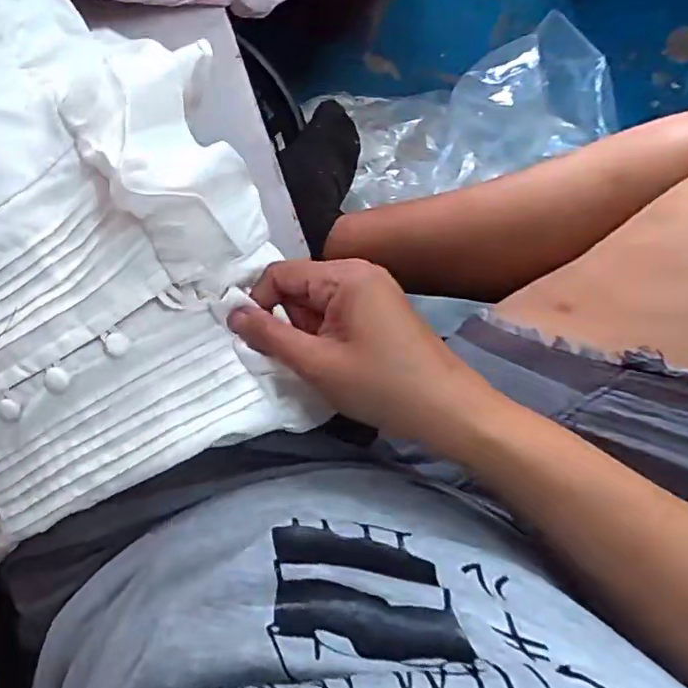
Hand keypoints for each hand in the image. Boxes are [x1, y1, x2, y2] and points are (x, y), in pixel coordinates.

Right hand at [228, 258, 510, 454]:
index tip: (255, 339)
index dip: (259, 303)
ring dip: (303, 331)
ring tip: (318, 364)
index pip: (279, 274)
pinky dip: (322, 335)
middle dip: (284, 320)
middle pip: (295, 286)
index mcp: (345, 275)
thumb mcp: (315, 363)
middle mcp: (359, 272)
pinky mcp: (380, 310)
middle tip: (293, 357)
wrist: (456, 415)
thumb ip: (267, 334)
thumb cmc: (383, 386)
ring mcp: (373, 290)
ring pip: (311, 302)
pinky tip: (334, 362)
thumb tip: (231, 313)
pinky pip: (333, 312)